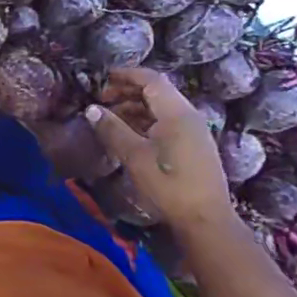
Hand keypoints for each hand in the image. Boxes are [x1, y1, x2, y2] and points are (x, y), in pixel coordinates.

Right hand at [85, 67, 233, 231]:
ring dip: (135, 108)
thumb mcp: (135, 156)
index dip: (126, 75)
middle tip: (102, 100)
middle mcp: (188, 116)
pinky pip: (167, 123)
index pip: (151, 80)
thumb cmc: (169, 186)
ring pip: (161, 108)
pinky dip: (146, 121)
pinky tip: (130, 135)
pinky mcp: (193, 146)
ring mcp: (194, 131)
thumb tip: (91, 109)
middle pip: (157, 92)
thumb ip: (112, 129)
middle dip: (128, 92)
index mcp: (177, 113)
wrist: (206, 221)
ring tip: (110, 118)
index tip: (103, 78)